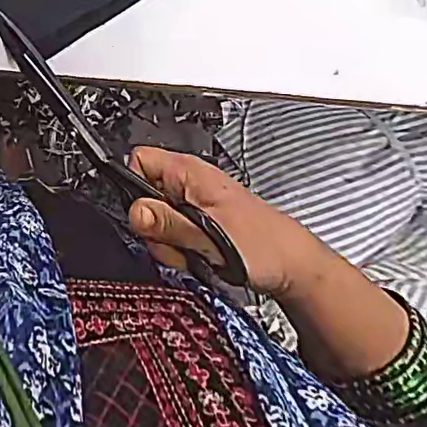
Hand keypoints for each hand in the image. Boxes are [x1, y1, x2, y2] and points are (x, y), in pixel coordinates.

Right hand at [126, 147, 346, 300]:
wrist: (292, 266)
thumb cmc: (263, 245)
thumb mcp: (208, 235)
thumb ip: (167, 222)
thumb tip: (135, 211)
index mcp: (189, 171)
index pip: (139, 161)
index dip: (135, 189)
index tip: (149, 218)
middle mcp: (189, 181)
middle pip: (144, 195)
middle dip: (154, 227)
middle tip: (177, 244)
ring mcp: (193, 201)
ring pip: (157, 218)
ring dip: (169, 243)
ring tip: (195, 253)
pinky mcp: (198, 220)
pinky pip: (172, 231)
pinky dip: (180, 249)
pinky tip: (199, 256)